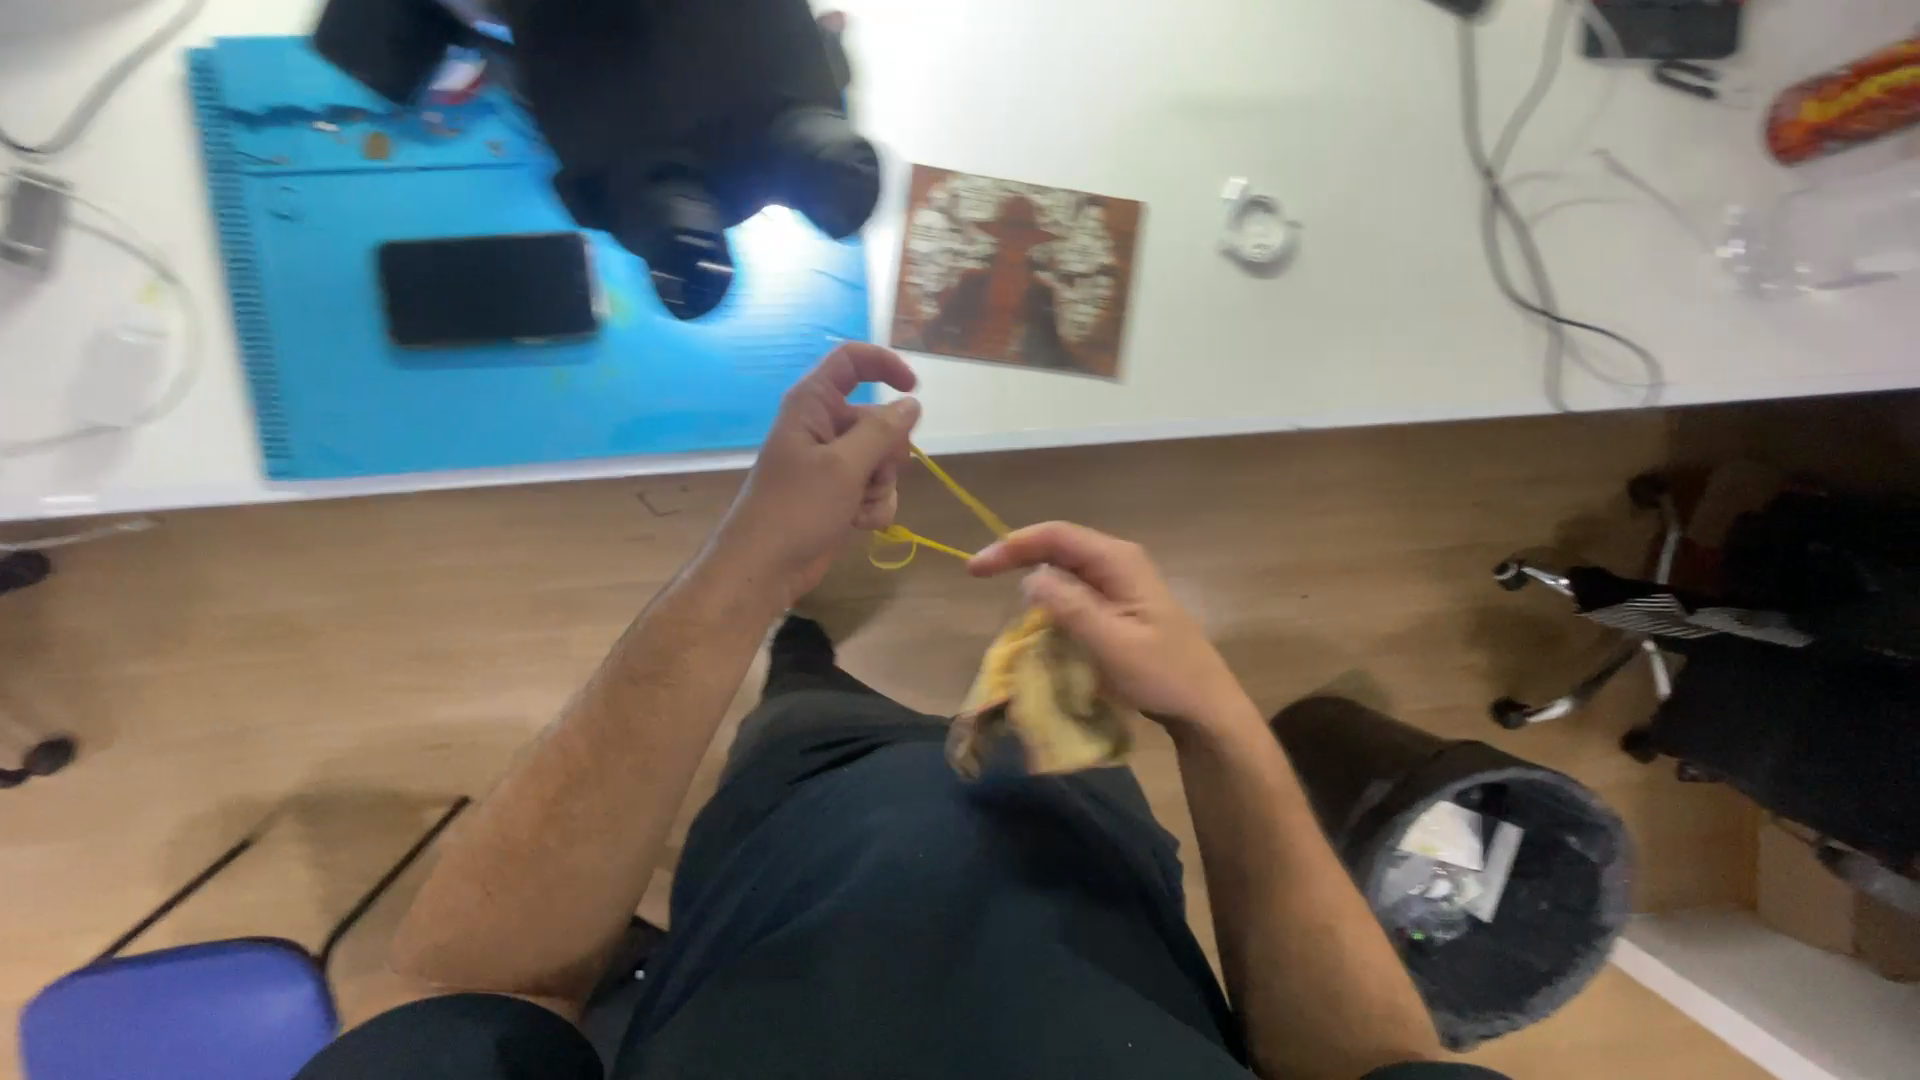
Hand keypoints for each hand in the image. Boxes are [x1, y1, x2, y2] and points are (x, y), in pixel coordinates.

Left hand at [712, 344, 920, 608]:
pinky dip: (873, 505)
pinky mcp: (839, 494)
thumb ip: (882, 432)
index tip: (914, 389)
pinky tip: (858, 523)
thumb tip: (911, 405)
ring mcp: (831, 464)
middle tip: (875, 474)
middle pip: (877, 420)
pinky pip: (874, 488)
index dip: (884, 365)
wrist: (765, 567)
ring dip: (881, 485)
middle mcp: (823, 428)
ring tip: (858, 506)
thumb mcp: (844, 466)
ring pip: (882, 459)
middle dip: (887, 451)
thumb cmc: (796, 509)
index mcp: (813, 405)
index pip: (851, 361)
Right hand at [968, 522, 1256, 735]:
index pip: (1056, 537)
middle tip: (978, 574)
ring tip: (999, 594)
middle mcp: (1118, 562)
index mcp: (1119, 561)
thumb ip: (1070, 607)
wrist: (1204, 705)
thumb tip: (1028, 578)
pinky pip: (1075, 590)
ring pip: (1065, 568)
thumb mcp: (1112, 643)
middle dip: (1017, 556)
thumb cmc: (1163, 674)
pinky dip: (1050, 598)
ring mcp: (1121, 582)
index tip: (976, 567)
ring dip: (1032, 577)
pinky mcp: (1119, 604)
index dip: (1012, 545)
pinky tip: (1034, 617)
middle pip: (1058, 546)